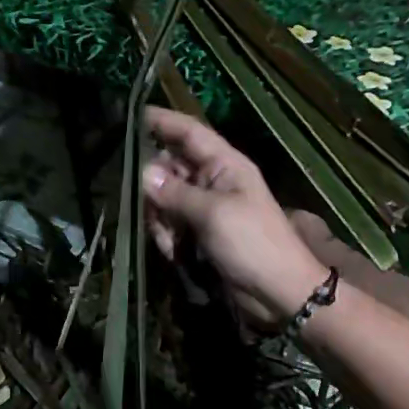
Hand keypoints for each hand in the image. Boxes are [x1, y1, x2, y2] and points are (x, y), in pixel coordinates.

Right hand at [142, 107, 330, 329]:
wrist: (279, 292)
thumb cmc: (253, 244)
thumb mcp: (213, 213)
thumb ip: (176, 192)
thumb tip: (143, 172)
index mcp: (225, 165)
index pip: (189, 132)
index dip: (162, 121)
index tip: (129, 116)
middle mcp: (214, 181)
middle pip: (170, 168)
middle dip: (153, 187)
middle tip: (145, 208)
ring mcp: (207, 209)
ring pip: (166, 201)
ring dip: (160, 220)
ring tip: (169, 241)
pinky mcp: (201, 235)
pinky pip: (172, 226)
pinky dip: (169, 238)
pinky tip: (175, 254)